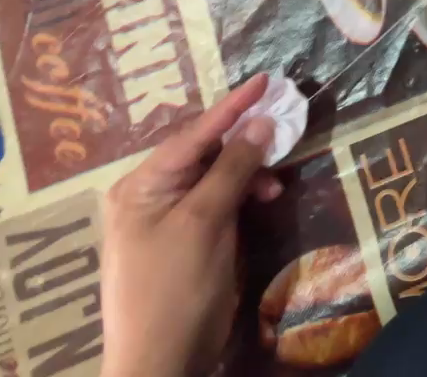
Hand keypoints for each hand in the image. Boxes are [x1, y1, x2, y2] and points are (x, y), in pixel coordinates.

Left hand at [101, 74, 284, 376]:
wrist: (161, 365)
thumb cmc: (177, 287)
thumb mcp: (206, 221)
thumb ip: (234, 167)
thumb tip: (262, 123)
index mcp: (142, 185)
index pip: (195, 133)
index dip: (233, 105)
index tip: (266, 79)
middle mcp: (150, 194)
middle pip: (205, 150)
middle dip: (245, 140)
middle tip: (284, 125)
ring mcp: (167, 218)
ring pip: (216, 175)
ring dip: (248, 172)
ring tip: (276, 182)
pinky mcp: (186, 238)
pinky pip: (218, 199)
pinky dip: (243, 194)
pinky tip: (266, 199)